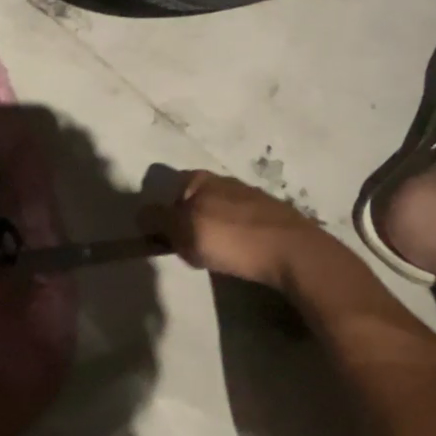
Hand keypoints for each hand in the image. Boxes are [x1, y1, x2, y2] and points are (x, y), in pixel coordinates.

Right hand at [137, 170, 340, 290]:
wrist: (294, 252)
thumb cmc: (231, 239)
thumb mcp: (182, 231)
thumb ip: (157, 220)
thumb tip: (141, 214)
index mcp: (198, 178)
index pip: (169, 193)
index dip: (167, 219)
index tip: (174, 242)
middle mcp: (223, 179)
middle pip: (195, 202)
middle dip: (192, 224)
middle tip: (197, 251)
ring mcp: (251, 194)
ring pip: (220, 213)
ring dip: (217, 232)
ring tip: (224, 257)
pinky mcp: (272, 213)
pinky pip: (244, 224)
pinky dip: (240, 238)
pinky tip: (246, 255)